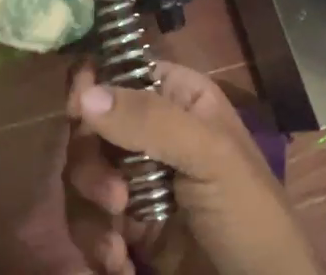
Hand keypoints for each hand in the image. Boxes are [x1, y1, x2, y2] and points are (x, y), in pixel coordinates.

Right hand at [63, 63, 323, 274]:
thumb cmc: (250, 213)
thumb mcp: (210, 156)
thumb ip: (149, 120)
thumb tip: (84, 93)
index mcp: (178, 98)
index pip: (121, 69)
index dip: (90, 82)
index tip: (75, 109)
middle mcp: (152, 131)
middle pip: (90, 125)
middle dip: (91, 164)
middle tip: (114, 198)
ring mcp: (137, 179)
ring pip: (82, 174)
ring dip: (90, 211)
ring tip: (117, 244)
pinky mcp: (128, 225)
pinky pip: (88, 219)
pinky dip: (95, 242)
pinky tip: (118, 263)